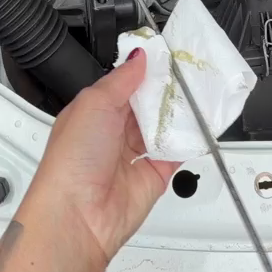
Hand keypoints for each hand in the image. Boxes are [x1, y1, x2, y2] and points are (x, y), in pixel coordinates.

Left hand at [18, 48, 177, 269]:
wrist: (77, 216)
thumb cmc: (72, 160)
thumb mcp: (94, 103)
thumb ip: (122, 78)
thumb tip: (139, 56)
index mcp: (95, 110)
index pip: (126, 83)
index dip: (145, 70)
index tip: (167, 55)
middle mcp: (114, 130)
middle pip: (148, 103)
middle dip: (166, 90)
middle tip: (187, 72)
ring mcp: (134, 153)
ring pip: (164, 125)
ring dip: (178, 113)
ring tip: (196, 93)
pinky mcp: (154, 174)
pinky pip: (177, 152)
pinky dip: (188, 140)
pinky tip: (199, 124)